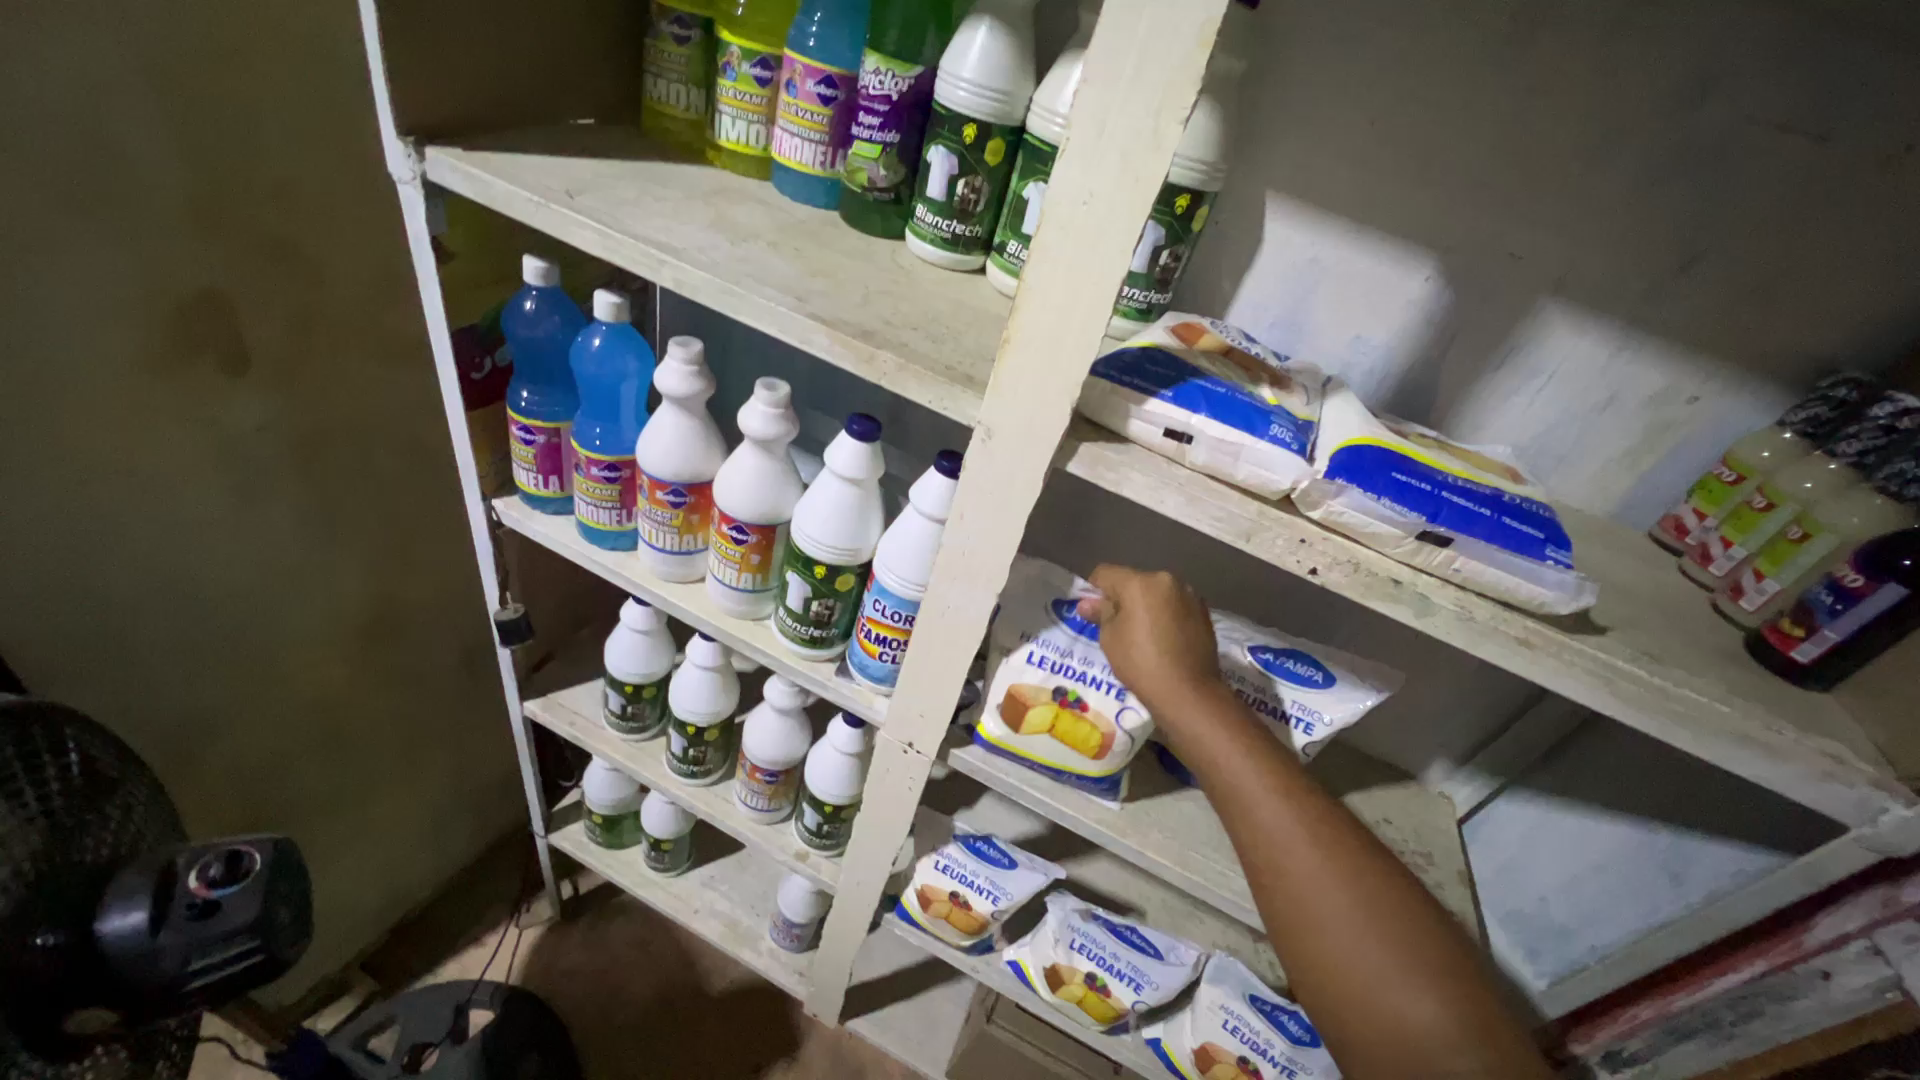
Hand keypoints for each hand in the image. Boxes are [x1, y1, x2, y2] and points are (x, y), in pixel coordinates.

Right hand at [1077, 565, 1222, 719]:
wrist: (1188, 692)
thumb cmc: (1140, 663)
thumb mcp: (1110, 638)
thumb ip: (1101, 613)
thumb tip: (1087, 603)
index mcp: (1139, 583)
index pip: (1105, 573)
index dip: (1093, 590)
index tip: (1094, 612)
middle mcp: (1167, 580)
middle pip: (1134, 581)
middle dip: (1122, 598)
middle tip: (1118, 627)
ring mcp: (1189, 594)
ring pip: (1156, 593)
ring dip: (1146, 605)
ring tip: (1144, 635)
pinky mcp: (1203, 611)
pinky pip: (1175, 605)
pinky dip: (1165, 614)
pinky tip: (1164, 638)